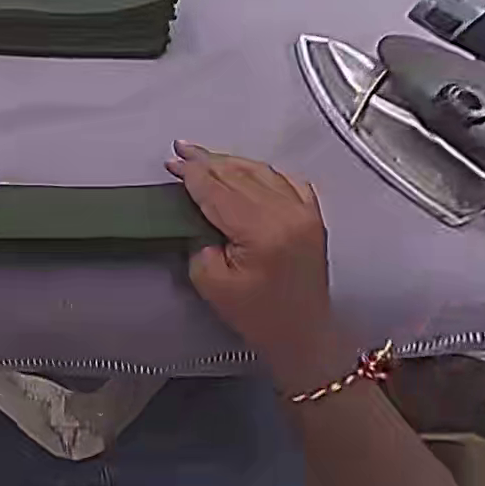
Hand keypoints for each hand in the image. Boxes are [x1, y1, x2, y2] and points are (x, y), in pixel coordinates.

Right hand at [165, 141, 353, 388]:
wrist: (303, 334)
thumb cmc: (256, 315)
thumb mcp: (211, 283)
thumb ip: (199, 243)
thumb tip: (198, 215)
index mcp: (263, 231)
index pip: (219, 191)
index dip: (192, 175)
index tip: (172, 163)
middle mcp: (288, 213)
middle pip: (239, 175)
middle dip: (206, 162)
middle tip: (181, 151)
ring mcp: (305, 211)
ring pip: (261, 172)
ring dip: (230, 162)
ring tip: (204, 156)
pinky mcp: (313, 216)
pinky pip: (286, 180)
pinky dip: (261, 171)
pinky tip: (245, 169)